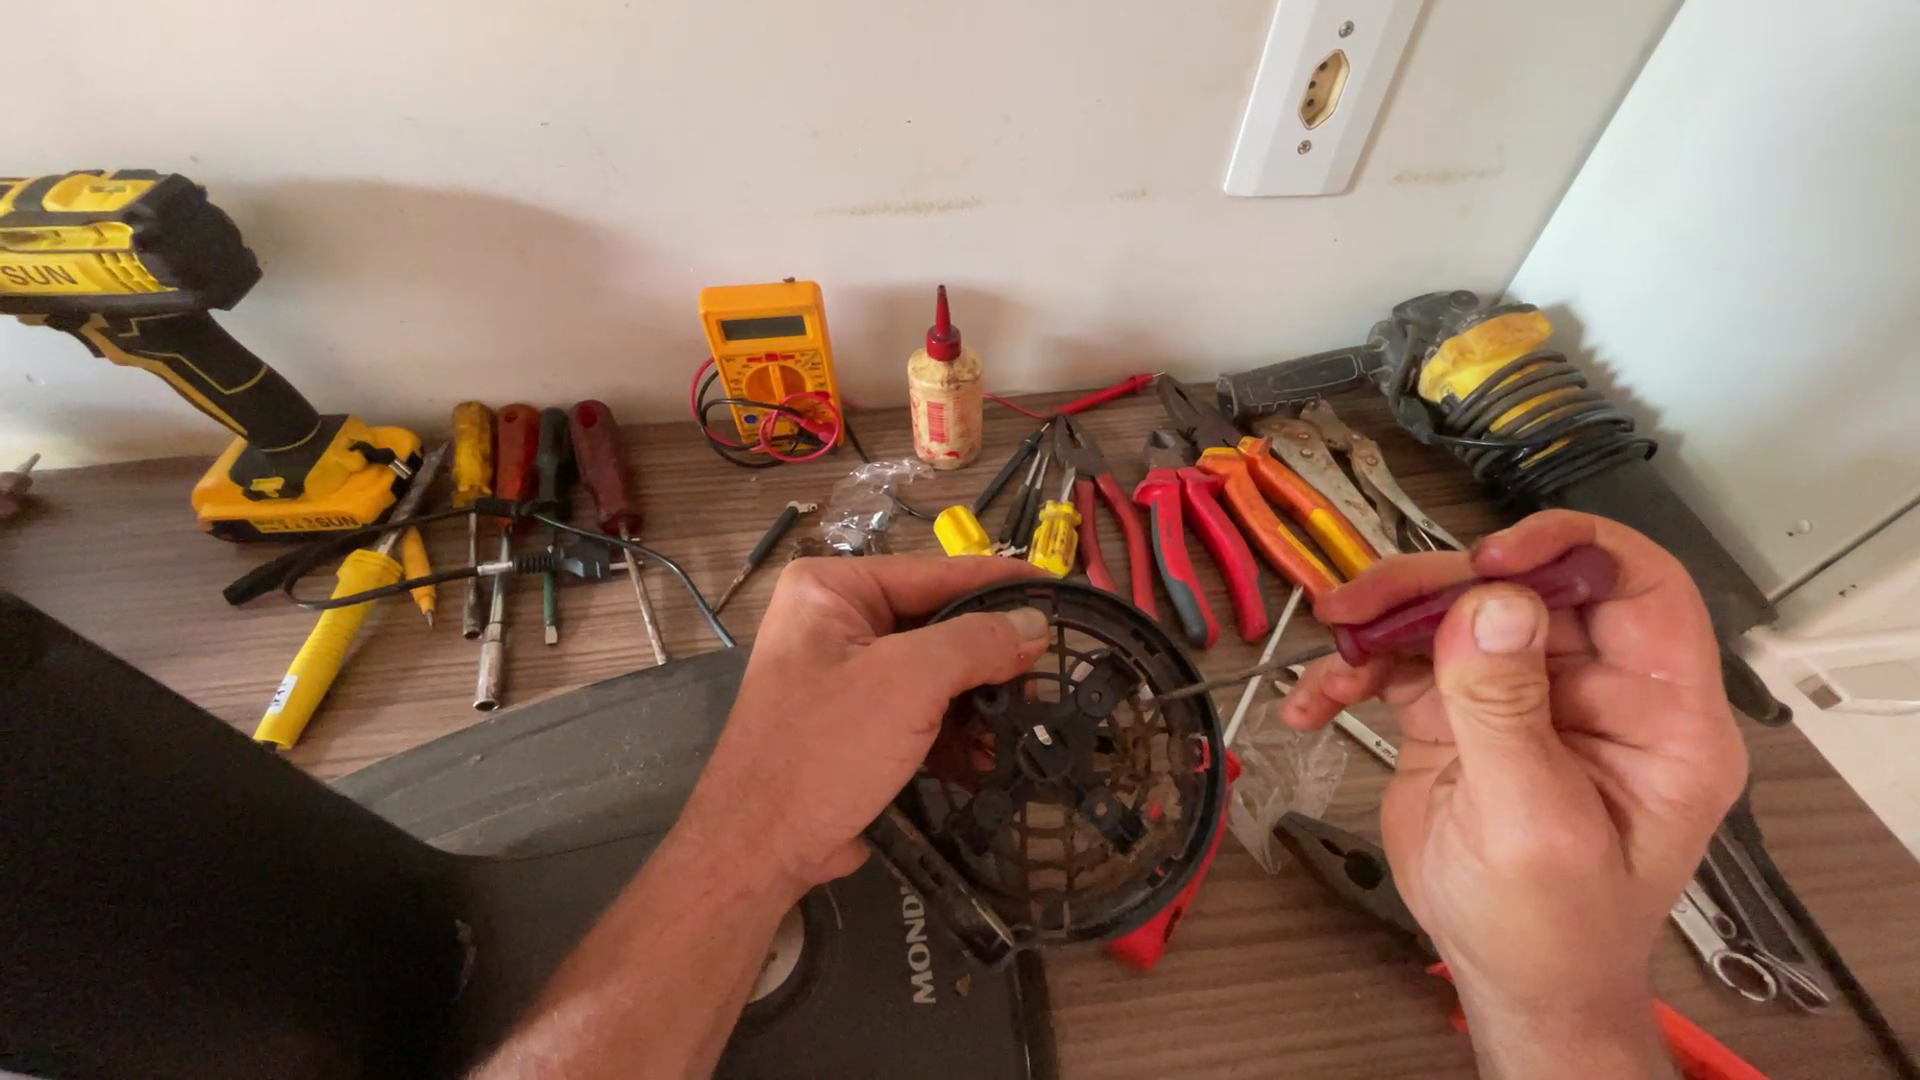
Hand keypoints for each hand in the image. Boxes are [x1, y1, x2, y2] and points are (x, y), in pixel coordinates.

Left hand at [681, 554, 1051, 894]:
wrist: (759, 851)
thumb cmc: (825, 749)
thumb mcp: (907, 682)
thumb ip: (976, 643)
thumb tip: (1033, 625)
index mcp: (833, 588)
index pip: (934, 572)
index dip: (1000, 582)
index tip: (1057, 589)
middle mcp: (838, 621)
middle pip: (938, 623)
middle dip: (990, 656)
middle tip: (1044, 672)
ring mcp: (847, 673)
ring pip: (935, 671)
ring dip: (979, 701)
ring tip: (1026, 720)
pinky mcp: (859, 720)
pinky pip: (921, 709)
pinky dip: (955, 731)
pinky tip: (990, 756)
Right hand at [1283, 511, 1746, 1064]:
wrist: (1497, 970)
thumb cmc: (1547, 923)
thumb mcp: (1530, 821)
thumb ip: (1505, 709)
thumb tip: (1490, 603)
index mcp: (1652, 710)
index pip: (1632, 586)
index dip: (1563, 550)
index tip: (1484, 558)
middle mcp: (1583, 687)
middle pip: (1507, 590)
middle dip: (1425, 590)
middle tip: (1353, 609)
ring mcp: (1510, 693)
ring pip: (1440, 616)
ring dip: (1374, 628)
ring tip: (1328, 656)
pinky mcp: (1449, 709)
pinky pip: (1394, 664)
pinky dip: (1345, 677)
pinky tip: (1311, 705)